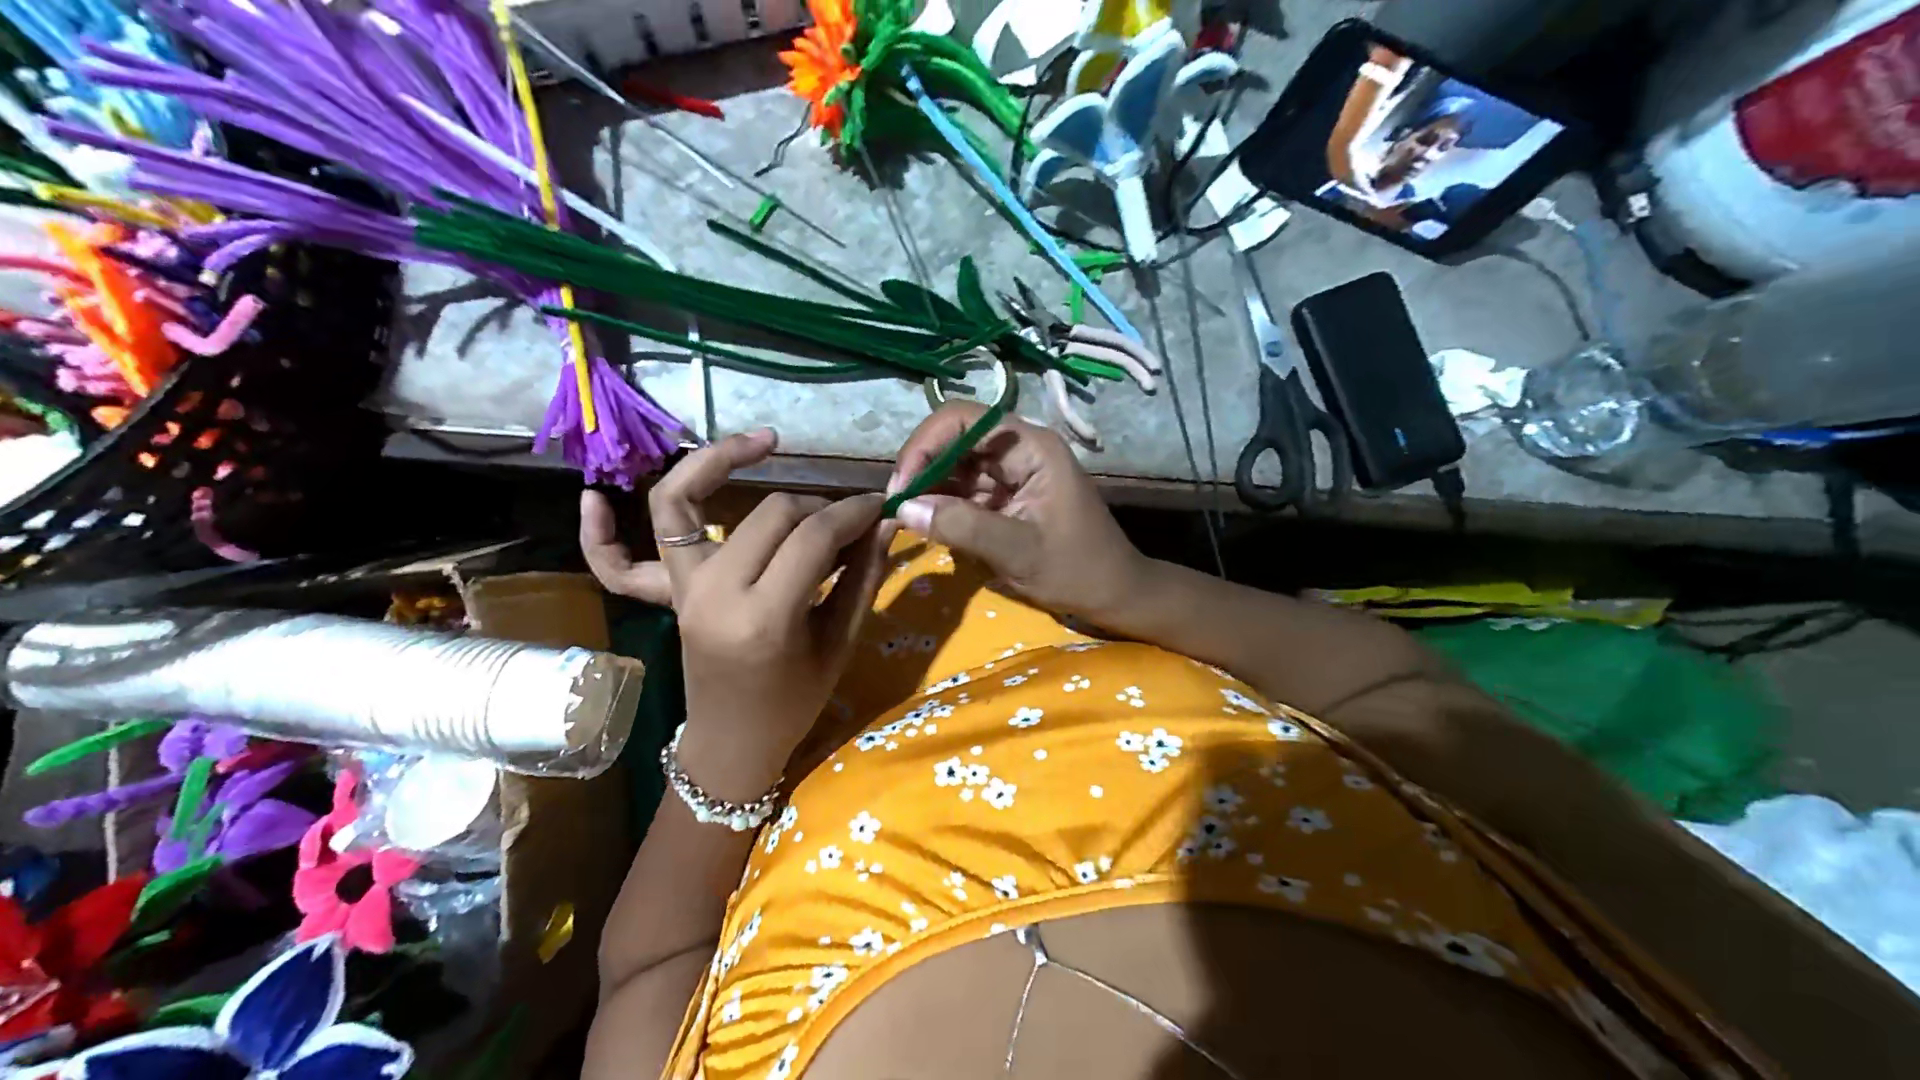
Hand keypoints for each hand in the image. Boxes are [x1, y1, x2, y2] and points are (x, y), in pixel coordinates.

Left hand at [581, 429, 893, 799]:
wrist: (734, 744)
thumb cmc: (794, 703)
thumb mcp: (839, 643)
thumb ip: (864, 577)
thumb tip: (888, 521)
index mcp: (766, 618)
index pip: (814, 536)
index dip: (854, 513)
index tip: (880, 507)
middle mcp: (714, 593)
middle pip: (772, 513)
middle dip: (819, 506)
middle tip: (848, 519)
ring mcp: (682, 591)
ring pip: (684, 502)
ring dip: (717, 461)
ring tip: (765, 443)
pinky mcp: (669, 594)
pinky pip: (619, 561)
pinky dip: (600, 532)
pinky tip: (594, 496)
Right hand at [889, 402, 1148, 624]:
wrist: (1114, 594)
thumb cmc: (1077, 570)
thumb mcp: (1019, 551)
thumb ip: (963, 526)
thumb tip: (905, 508)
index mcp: (1031, 447)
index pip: (963, 420)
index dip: (925, 445)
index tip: (902, 487)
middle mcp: (1019, 449)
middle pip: (955, 439)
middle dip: (922, 468)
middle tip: (897, 507)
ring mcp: (1013, 472)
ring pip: (956, 464)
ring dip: (928, 487)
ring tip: (905, 517)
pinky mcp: (1006, 495)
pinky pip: (965, 489)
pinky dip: (943, 504)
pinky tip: (927, 524)